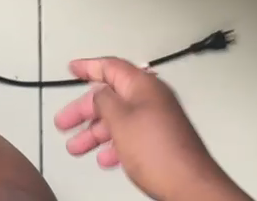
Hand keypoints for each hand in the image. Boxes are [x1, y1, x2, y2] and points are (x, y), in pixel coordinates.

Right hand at [54, 58, 248, 200]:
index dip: (88, 67)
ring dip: (95, 132)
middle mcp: (150, 98)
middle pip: (110, 96)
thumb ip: (103, 100)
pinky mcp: (161, 142)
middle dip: (84, 110)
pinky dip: (115, 144)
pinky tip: (104, 159)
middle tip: (63, 122)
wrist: (194, 189)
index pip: (109, 67)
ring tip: (76, 147)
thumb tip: (99, 92)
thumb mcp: (120, 120)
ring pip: (118, 119)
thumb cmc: (156, 151)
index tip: (72, 69)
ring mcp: (157, 121)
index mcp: (142, 85)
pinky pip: (131, 135)